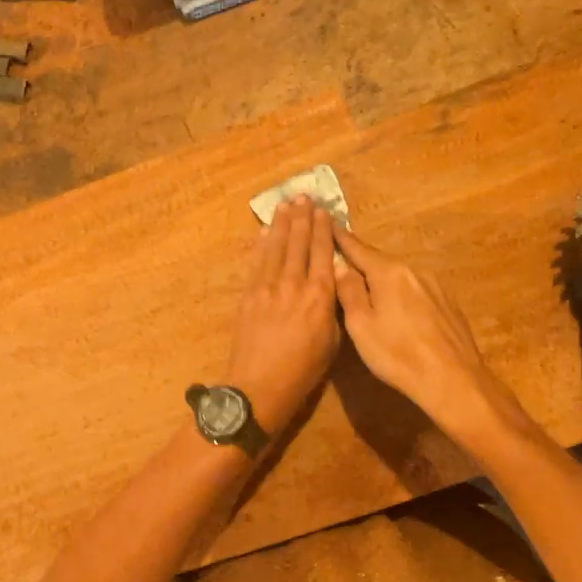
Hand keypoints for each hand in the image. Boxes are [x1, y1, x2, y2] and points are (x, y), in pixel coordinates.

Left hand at [225, 197, 341, 434]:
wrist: (259, 386)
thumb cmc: (303, 372)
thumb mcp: (332, 343)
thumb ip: (332, 308)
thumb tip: (332, 283)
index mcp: (320, 296)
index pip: (323, 253)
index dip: (323, 229)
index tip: (324, 210)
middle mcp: (294, 284)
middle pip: (299, 243)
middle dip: (302, 217)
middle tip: (304, 195)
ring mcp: (267, 287)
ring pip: (276, 247)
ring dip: (282, 223)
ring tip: (286, 204)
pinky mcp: (248, 295)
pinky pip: (257, 262)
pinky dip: (262, 244)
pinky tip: (265, 231)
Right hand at [333, 228, 509, 424]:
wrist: (453, 379)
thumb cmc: (397, 354)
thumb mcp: (361, 325)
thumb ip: (348, 291)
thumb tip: (339, 265)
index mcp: (388, 272)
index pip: (358, 248)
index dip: (340, 238)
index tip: (327, 224)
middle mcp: (413, 270)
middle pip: (379, 262)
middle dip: (360, 263)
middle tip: (341, 266)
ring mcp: (434, 286)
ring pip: (399, 277)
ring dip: (381, 282)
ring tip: (368, 294)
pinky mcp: (447, 303)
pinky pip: (416, 290)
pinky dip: (401, 295)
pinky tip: (398, 313)